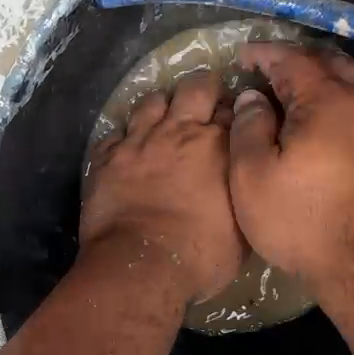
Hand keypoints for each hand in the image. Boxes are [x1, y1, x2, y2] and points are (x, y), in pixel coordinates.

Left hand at [79, 70, 246, 302]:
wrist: (141, 267)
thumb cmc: (200, 258)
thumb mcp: (243, 231)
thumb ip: (244, 196)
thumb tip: (247, 188)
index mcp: (220, 146)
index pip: (234, 111)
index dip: (234, 116)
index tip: (233, 126)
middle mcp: (180, 132)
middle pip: (195, 87)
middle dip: (202, 90)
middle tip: (203, 106)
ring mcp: (139, 142)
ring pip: (151, 101)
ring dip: (159, 107)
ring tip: (161, 123)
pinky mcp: (106, 158)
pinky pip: (113, 134)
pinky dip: (121, 139)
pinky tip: (124, 152)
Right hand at [227, 43, 353, 283]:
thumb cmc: (301, 220)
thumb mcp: (253, 178)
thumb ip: (248, 130)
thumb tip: (253, 98)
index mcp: (324, 99)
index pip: (292, 59)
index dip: (265, 53)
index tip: (244, 54)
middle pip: (330, 62)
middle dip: (298, 59)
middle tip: (271, 70)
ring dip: (325, 78)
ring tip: (299, 91)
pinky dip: (342, 101)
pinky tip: (328, 120)